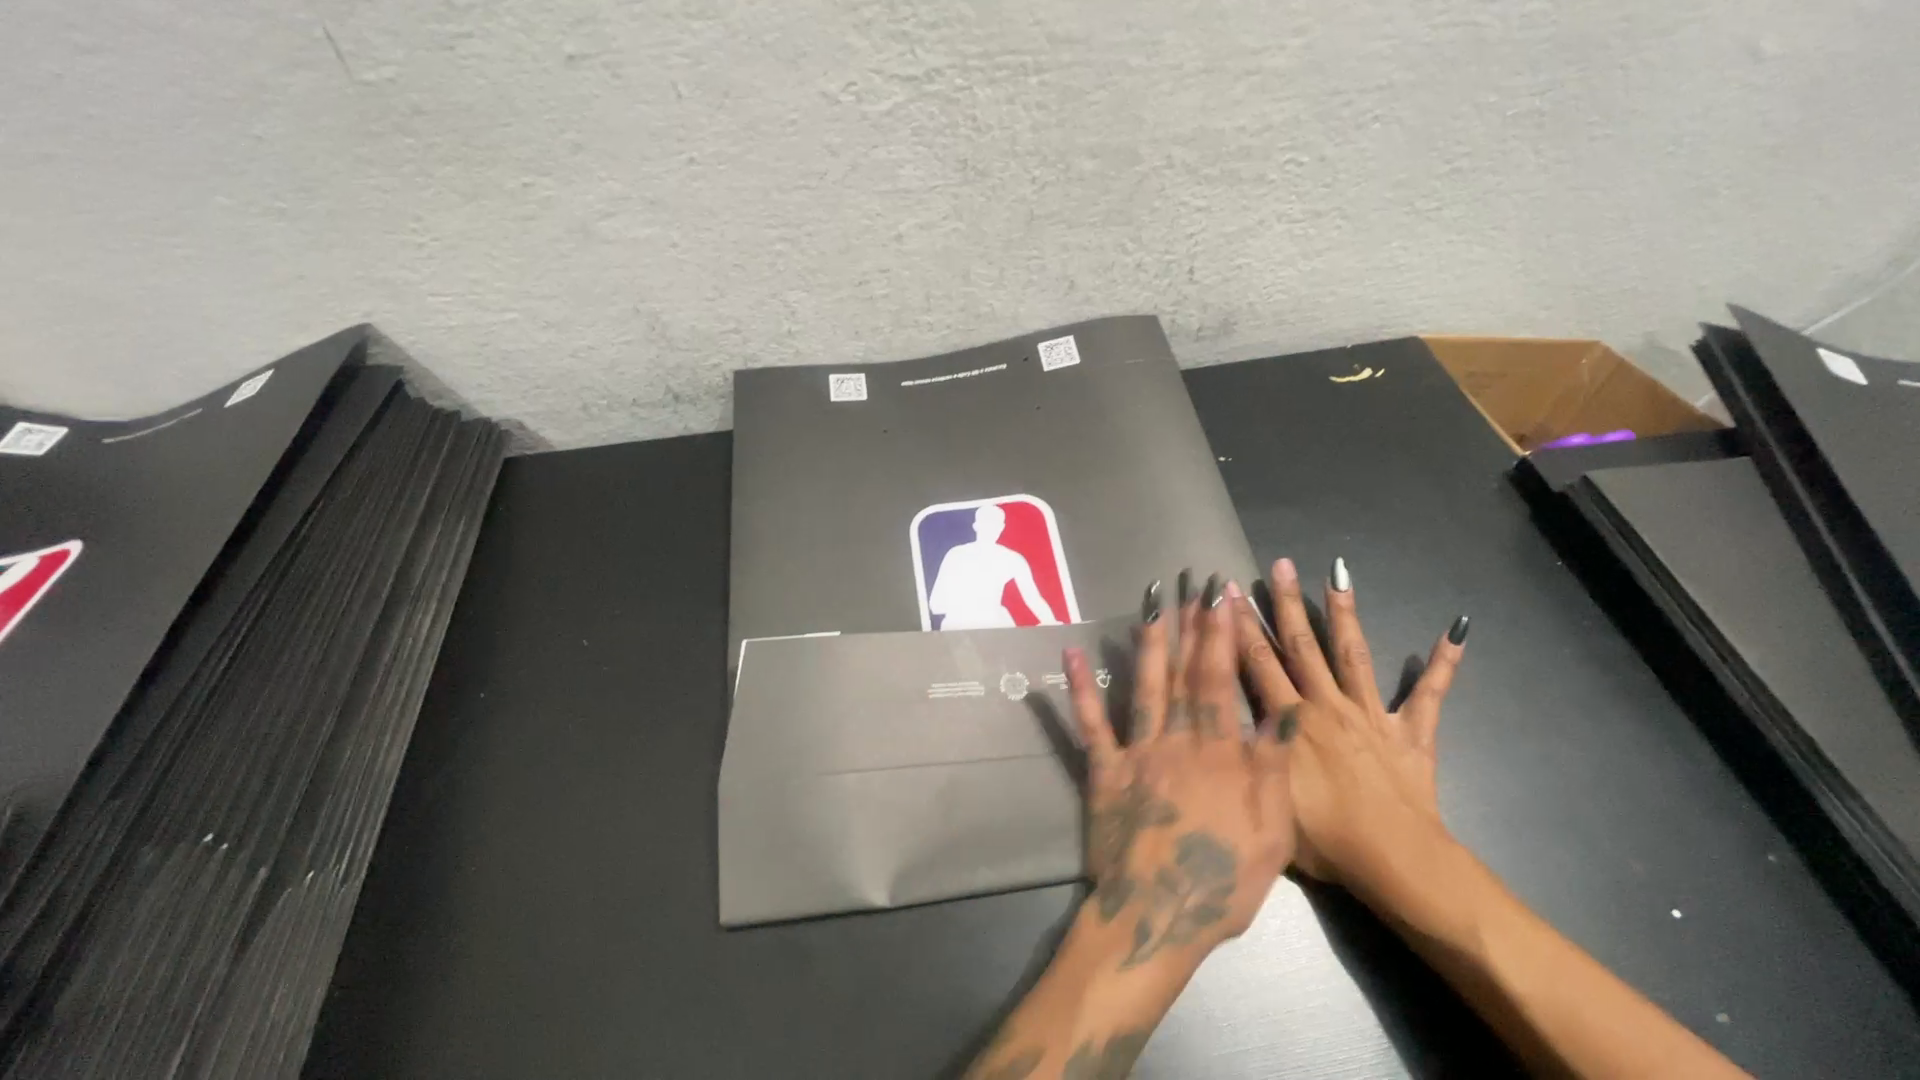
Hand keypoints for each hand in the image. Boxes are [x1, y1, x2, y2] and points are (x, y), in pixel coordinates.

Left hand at [1064, 573, 1294, 968]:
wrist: (1158, 915)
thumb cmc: (1222, 881)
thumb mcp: (1273, 832)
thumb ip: (1274, 770)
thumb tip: (1283, 714)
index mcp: (1222, 755)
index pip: (1224, 683)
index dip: (1224, 637)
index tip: (1225, 599)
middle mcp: (1179, 742)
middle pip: (1187, 676)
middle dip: (1193, 627)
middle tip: (1193, 585)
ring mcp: (1137, 754)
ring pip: (1145, 688)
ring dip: (1148, 644)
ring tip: (1151, 604)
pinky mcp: (1104, 772)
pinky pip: (1090, 725)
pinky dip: (1081, 688)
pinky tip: (1072, 653)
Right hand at [1227, 557, 1466, 901]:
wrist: (1394, 862)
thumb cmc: (1323, 840)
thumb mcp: (1265, 798)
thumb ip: (1246, 752)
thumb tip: (1221, 716)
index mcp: (1292, 722)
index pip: (1258, 664)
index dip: (1239, 628)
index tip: (1227, 593)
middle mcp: (1328, 707)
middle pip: (1302, 647)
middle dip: (1286, 604)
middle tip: (1278, 565)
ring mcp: (1372, 716)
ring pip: (1353, 655)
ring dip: (1344, 613)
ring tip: (1338, 573)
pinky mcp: (1412, 734)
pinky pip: (1431, 695)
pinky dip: (1443, 663)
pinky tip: (1458, 628)